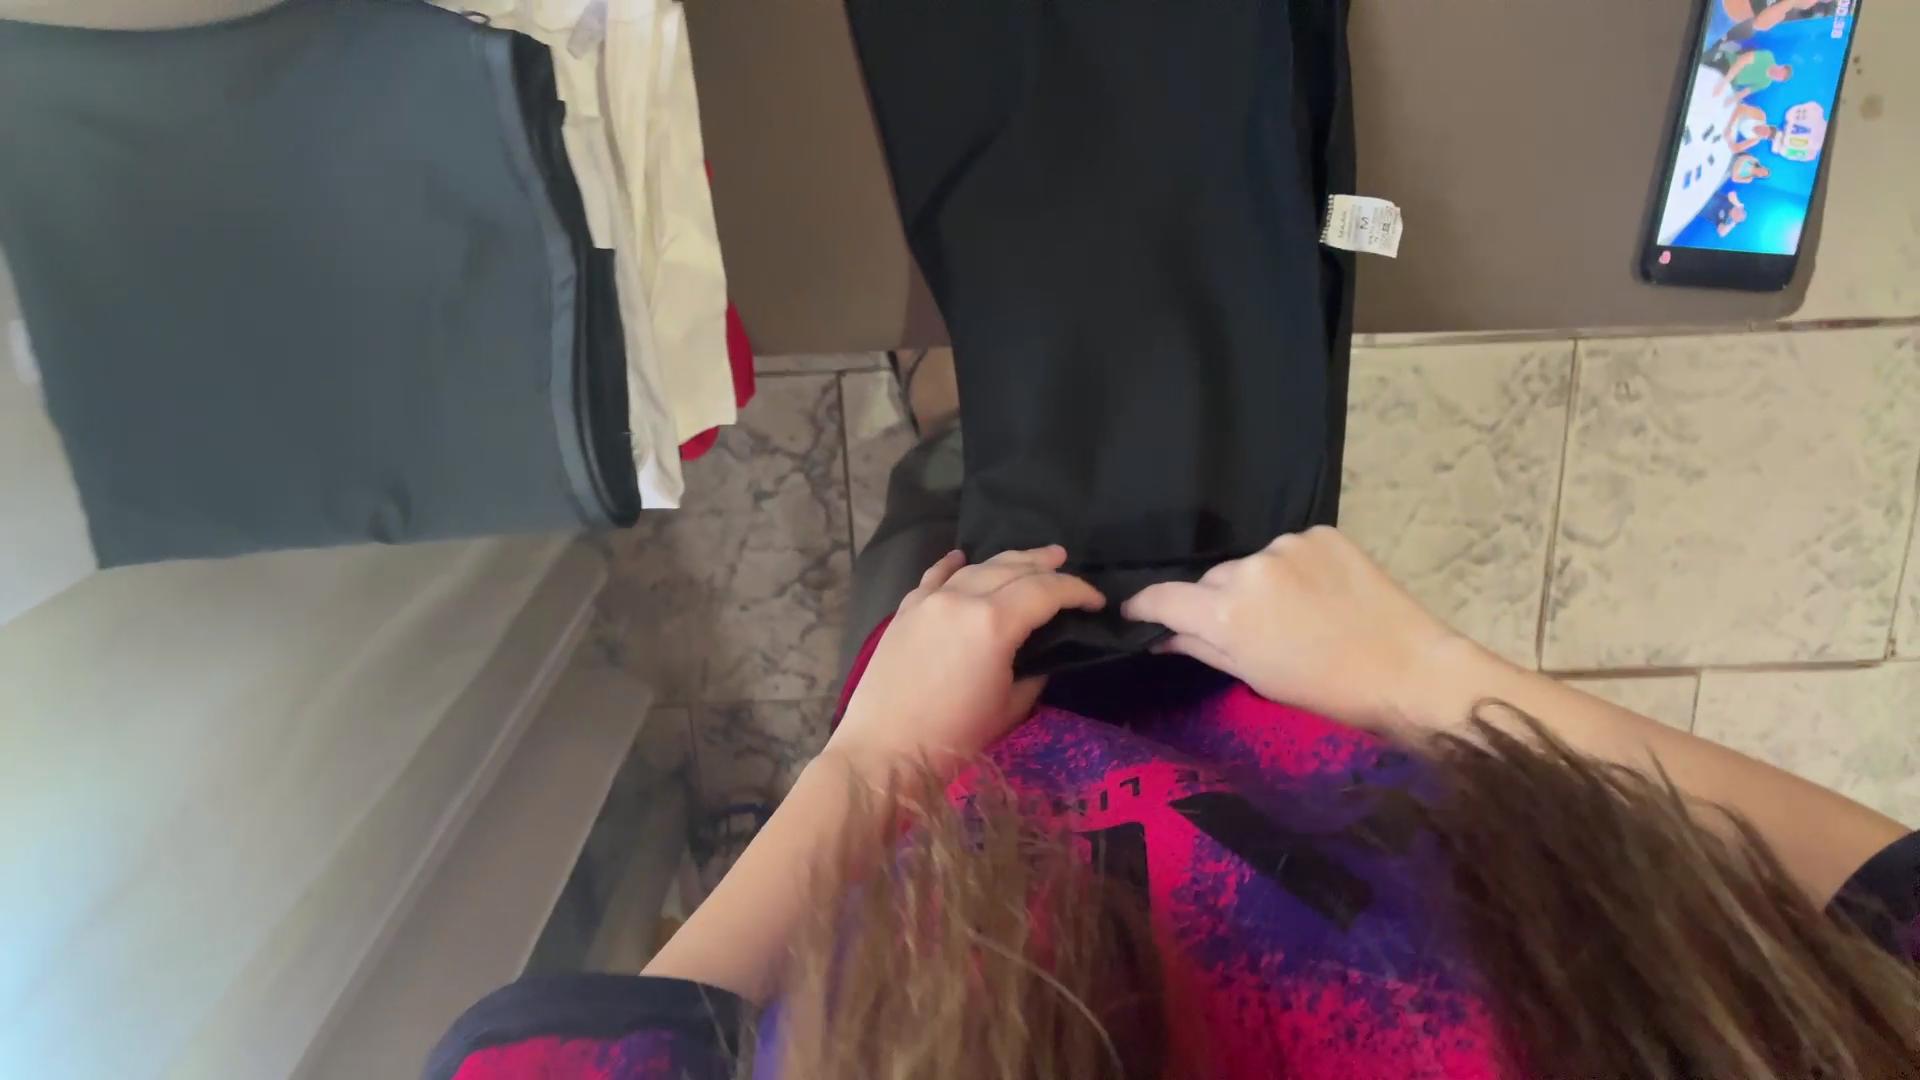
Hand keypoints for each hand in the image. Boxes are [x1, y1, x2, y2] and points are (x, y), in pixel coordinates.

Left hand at [826, 546, 1104, 773]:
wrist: (883, 751)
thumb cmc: (953, 737)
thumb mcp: (1009, 708)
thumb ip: (1033, 673)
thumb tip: (1040, 657)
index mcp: (994, 623)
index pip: (1046, 591)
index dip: (1076, 591)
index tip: (1095, 600)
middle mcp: (962, 599)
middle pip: (1011, 568)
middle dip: (1043, 564)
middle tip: (1064, 560)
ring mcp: (929, 601)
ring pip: (975, 568)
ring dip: (1005, 561)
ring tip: (1028, 558)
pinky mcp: (905, 611)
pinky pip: (934, 577)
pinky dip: (953, 566)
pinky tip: (961, 557)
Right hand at [1122, 526, 1487, 733]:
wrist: (1409, 671)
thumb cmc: (1324, 688)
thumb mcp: (1254, 676)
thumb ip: (1200, 648)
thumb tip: (1162, 636)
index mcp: (1227, 613)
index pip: (1163, 598)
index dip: (1143, 606)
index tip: (1135, 612)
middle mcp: (1249, 570)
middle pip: (1210, 580)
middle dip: (1215, 601)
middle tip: (1244, 628)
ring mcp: (1287, 546)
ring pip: (1249, 564)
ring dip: (1256, 584)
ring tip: (1291, 610)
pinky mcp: (1320, 533)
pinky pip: (1287, 550)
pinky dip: (1291, 569)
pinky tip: (1318, 592)